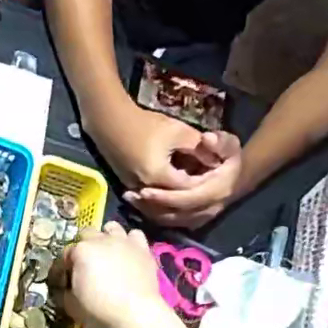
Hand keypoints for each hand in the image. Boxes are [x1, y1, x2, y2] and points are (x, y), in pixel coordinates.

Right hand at [53, 220, 176, 327]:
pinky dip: (129, 241)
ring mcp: (123, 241)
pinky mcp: (142, 247)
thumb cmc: (98, 308)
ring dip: (107, 237)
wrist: (134, 311)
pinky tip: (128, 253)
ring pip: (111, 227)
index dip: (67, 265)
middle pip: (87, 233)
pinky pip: (134, 234)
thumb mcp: (71, 303)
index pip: (67, 252)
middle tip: (88, 263)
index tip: (69, 276)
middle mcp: (101, 239)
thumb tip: (69, 286)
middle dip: (84, 245)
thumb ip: (67, 289)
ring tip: (108, 252)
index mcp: (80, 251)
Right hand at [86, 98, 215, 191]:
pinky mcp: (128, 186)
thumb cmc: (144, 125)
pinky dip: (162, 196)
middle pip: (174, 200)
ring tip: (191, 188)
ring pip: (160, 203)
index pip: (188, 188)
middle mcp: (145, 189)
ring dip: (175, 197)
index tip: (218, 174)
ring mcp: (134, 190)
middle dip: (191, 191)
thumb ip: (198, 148)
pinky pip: (149, 199)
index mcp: (158, 177)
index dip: (205, 181)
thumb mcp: (178, 132)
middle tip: (206, 182)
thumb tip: (214, 160)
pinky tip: (172, 188)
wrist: (110, 124)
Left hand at [123, 131, 244, 228]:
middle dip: (149, 205)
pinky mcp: (190, 223)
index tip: (142, 189)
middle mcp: (206, 210)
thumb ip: (220, 142)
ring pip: (167, 220)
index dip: (163, 196)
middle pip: (172, 213)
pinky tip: (138, 203)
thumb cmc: (231, 160)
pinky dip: (152, 214)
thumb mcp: (230, 146)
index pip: (184, 199)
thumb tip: (206, 138)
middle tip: (129, 195)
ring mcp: (198, 219)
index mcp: (214, 193)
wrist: (237, 179)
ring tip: (129, 198)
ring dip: (147, 211)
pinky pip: (167, 222)